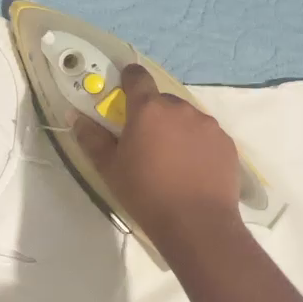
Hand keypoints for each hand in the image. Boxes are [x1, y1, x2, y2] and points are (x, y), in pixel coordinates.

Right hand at [73, 63, 241, 246]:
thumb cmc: (146, 194)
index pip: (137, 77)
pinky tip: (191, 169)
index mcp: (148, 110)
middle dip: (152, 114)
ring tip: (170, 160)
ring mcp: (207, 124)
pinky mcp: (226, 143)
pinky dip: (196, 145)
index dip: (128, 78)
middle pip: (162, 101)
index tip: (123, 89)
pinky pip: (206, 135)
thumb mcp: (109, 169)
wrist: (197, 224)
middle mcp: (180, 109)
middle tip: (144, 142)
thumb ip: (92, 139)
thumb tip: (76, 117)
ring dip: (175, 129)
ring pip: (186, 117)